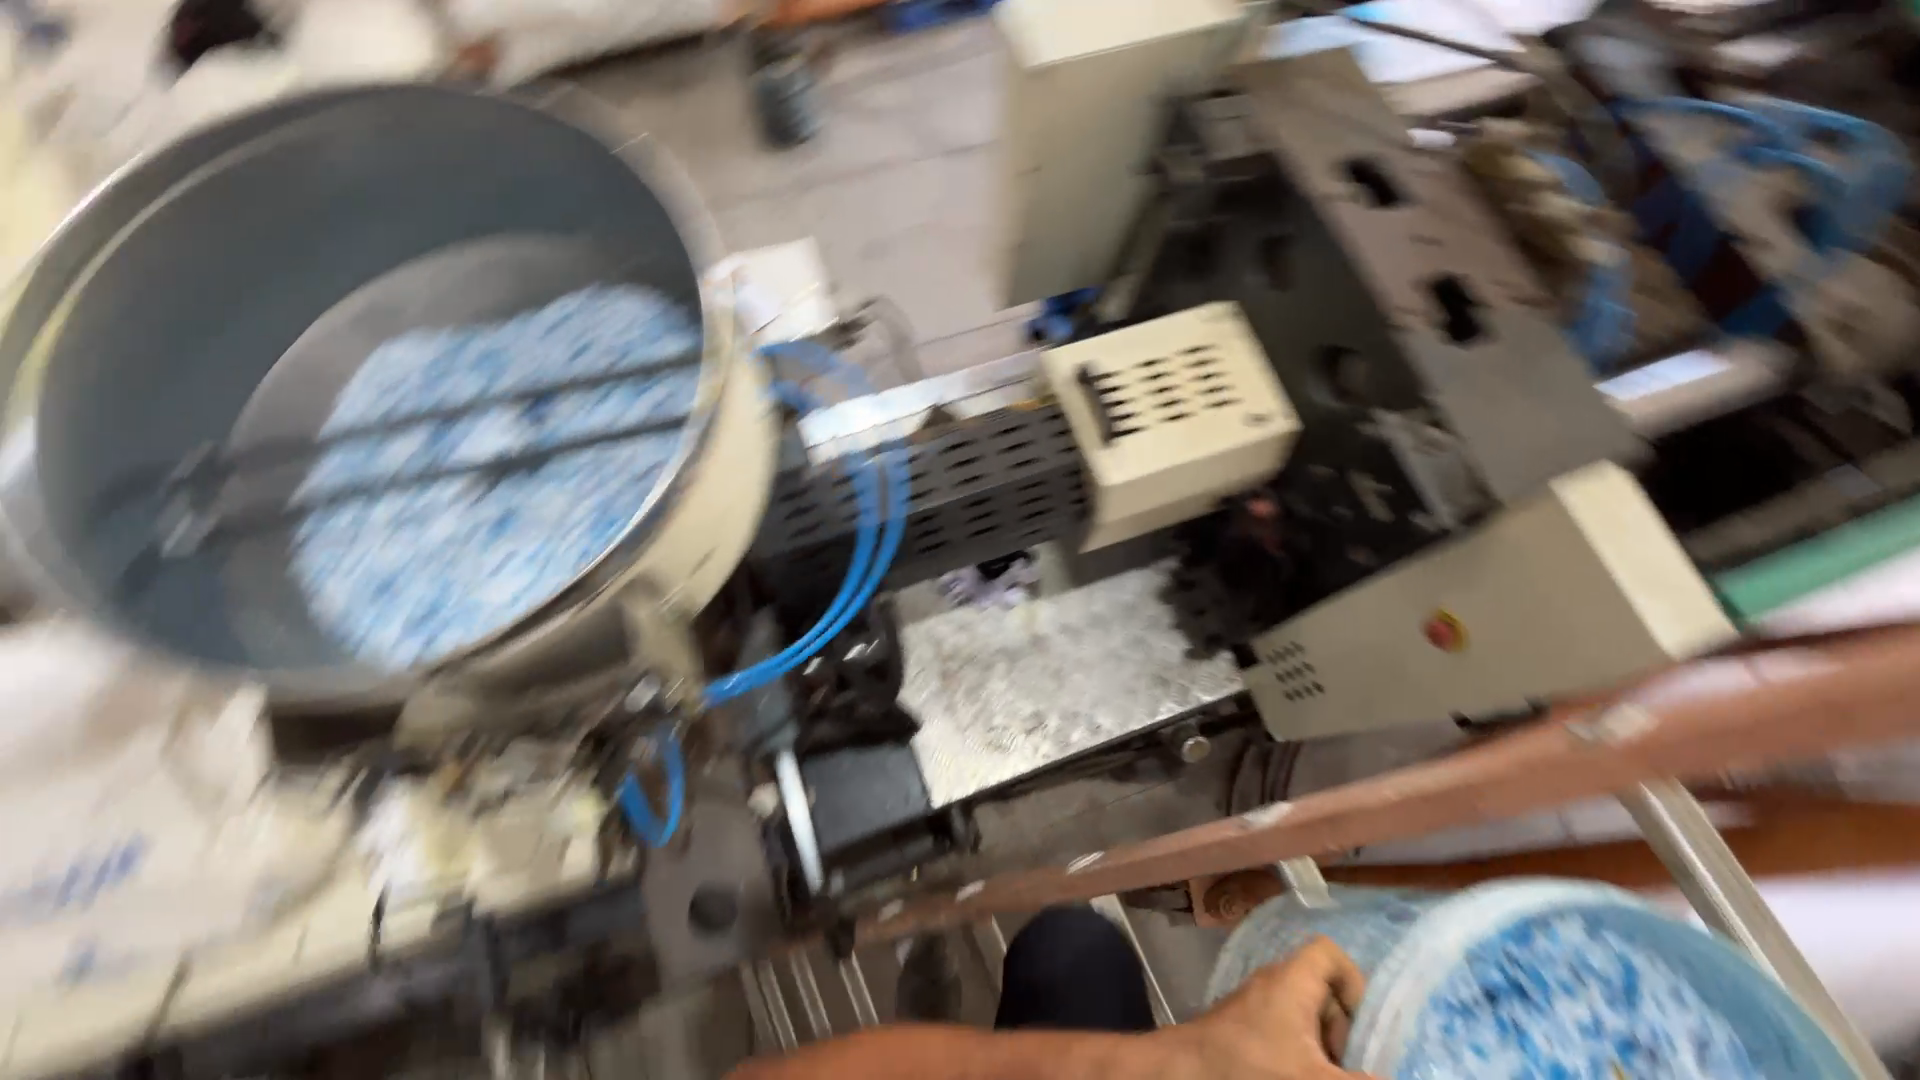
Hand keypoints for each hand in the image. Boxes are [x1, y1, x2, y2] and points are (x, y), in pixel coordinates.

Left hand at [1151, 937, 1370, 1078]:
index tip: (1364, 1029)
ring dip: (1323, 1052)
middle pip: (1325, 992)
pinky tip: (1297, 1076)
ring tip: (1322, 1076)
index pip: (1330, 953)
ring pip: (1307, 1019)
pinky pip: (1286, 1034)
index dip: (1355, 983)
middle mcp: (1274, 985)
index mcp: (1291, 981)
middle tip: (1343, 1068)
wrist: (1182, 1074)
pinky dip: (1300, 1058)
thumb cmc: (1248, 1068)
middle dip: (1344, 1033)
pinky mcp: (1246, 1030)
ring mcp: (1258, 1007)